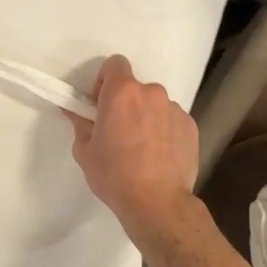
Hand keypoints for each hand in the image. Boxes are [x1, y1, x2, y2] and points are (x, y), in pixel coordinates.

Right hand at [66, 55, 198, 236]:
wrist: (156, 203)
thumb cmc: (114, 175)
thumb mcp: (85, 150)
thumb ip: (80, 123)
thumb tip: (75, 110)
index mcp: (123, 93)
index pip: (115, 64)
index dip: (105, 80)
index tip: (101, 104)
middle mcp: (152, 93)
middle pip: (136, 88)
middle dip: (126, 103)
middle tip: (119, 131)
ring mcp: (175, 109)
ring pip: (155, 105)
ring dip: (147, 117)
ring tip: (142, 149)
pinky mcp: (191, 127)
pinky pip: (172, 121)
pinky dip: (164, 131)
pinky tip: (159, 157)